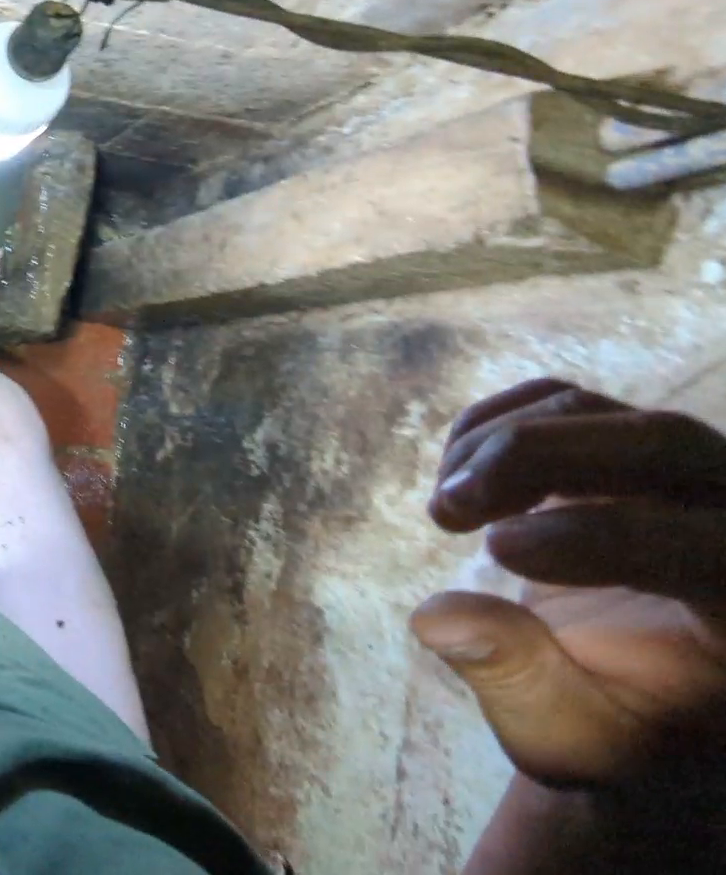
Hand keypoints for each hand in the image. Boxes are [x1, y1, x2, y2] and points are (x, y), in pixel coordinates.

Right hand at [415, 378, 725, 787]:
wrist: (634, 701)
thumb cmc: (616, 735)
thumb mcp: (568, 736)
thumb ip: (519, 681)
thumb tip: (439, 616)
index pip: (701, 542)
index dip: (593, 535)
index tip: (490, 550)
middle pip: (660, 441)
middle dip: (531, 458)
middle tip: (449, 508)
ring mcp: (682, 479)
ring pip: (595, 412)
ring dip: (495, 443)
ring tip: (446, 504)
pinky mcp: (619, 457)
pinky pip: (558, 402)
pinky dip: (487, 424)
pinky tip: (456, 477)